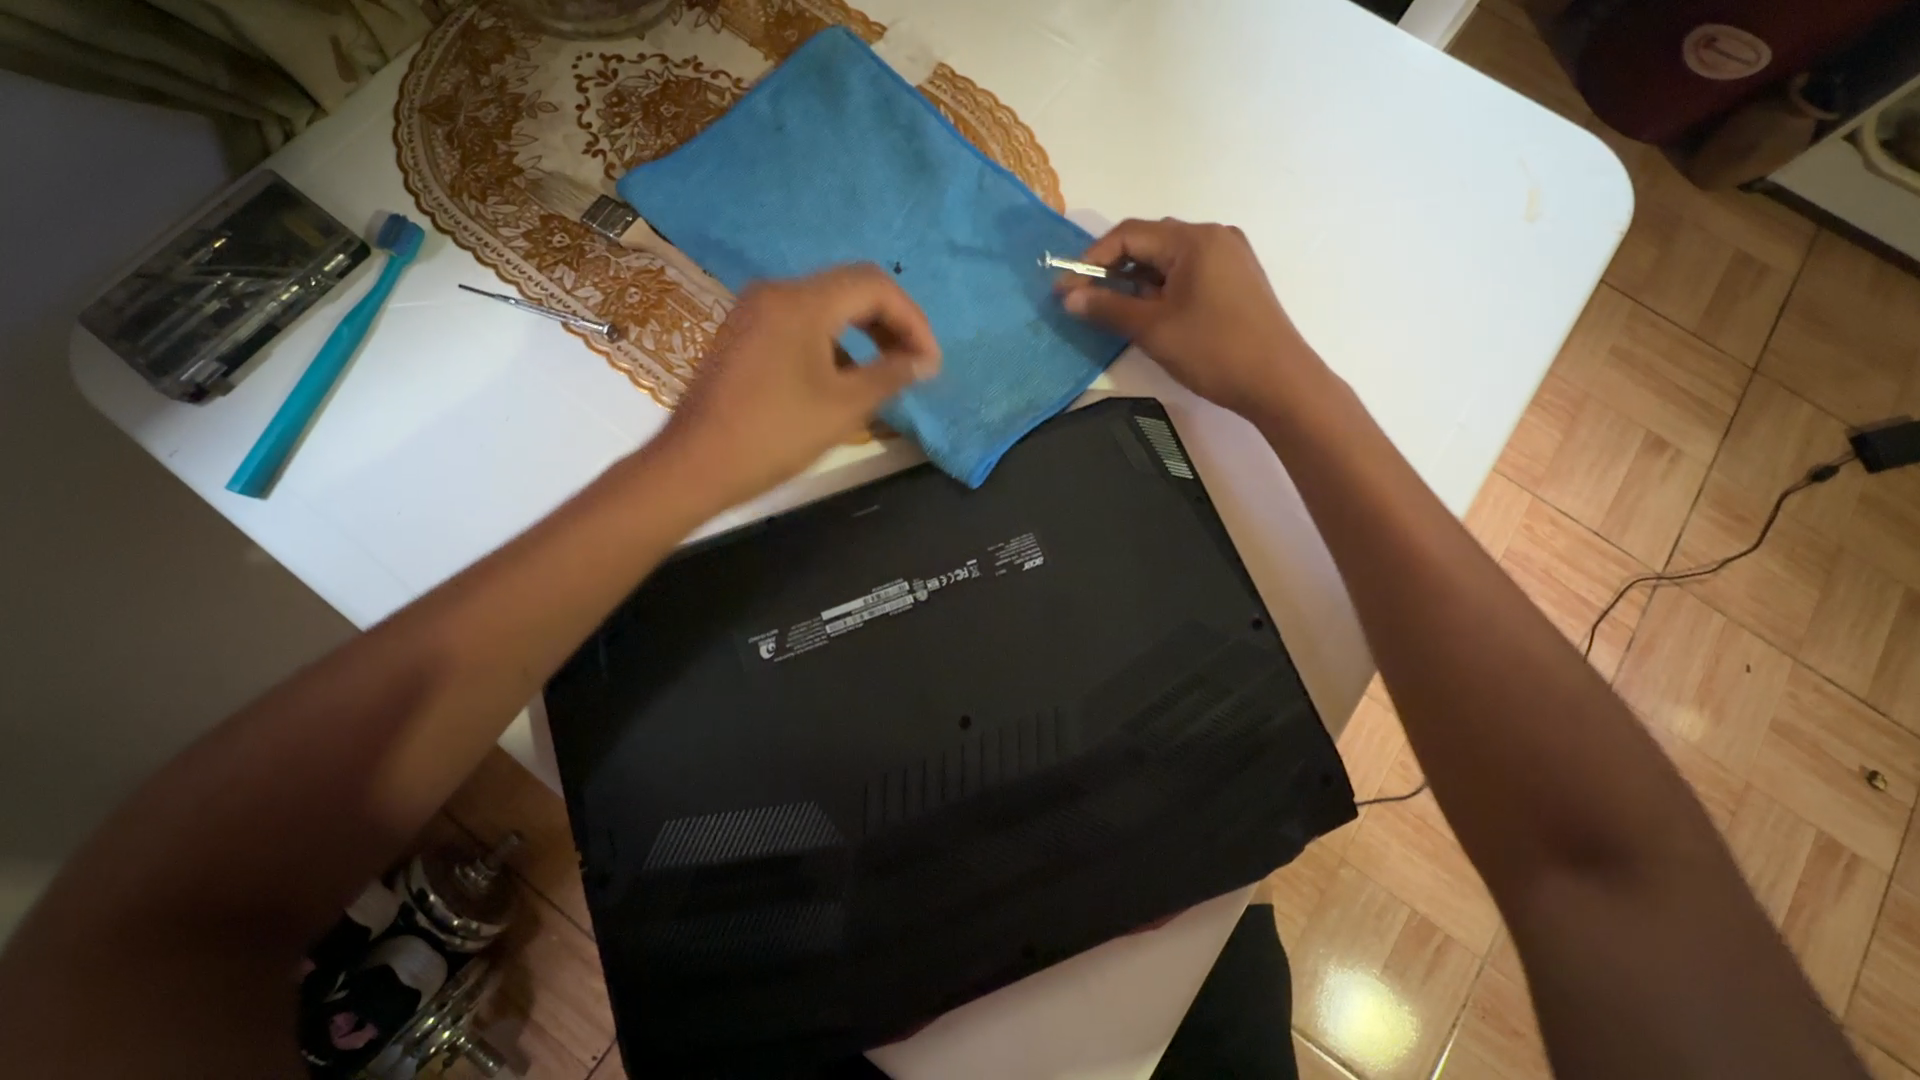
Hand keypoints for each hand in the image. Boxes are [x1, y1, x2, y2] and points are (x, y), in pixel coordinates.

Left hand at [646, 264, 940, 507]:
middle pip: (850, 289)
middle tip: (914, 364)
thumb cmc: (774, 435)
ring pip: (824, 306)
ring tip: (884, 375)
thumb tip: (923, 362)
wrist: (695, 466)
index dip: (913, 320)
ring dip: (862, 334)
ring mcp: (754, 312)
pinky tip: (841, 380)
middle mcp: (776, 293)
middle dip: (890, 323)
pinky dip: (831, 342)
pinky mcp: (742, 335)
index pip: (874, 286)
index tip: (930, 362)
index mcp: (802, 302)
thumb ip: (890, 376)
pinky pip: (799, 324)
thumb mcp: (843, 408)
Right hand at [1057, 219, 1319, 418]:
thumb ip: (1107, 307)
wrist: (1279, 383)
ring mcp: (1231, 257)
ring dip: (1138, 280)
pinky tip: (1152, 314)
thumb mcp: (1152, 330)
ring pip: (1169, 259)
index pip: (1129, 233)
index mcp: (1194, 239)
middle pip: (1150, 241)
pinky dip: (1163, 287)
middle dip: (1114, 269)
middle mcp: (1215, 236)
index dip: (1092, 259)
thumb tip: (1068, 296)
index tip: (1067, 289)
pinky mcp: (1238, 279)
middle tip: (1088, 301)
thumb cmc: (1214, 351)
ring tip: (1117, 312)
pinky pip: (1189, 272)